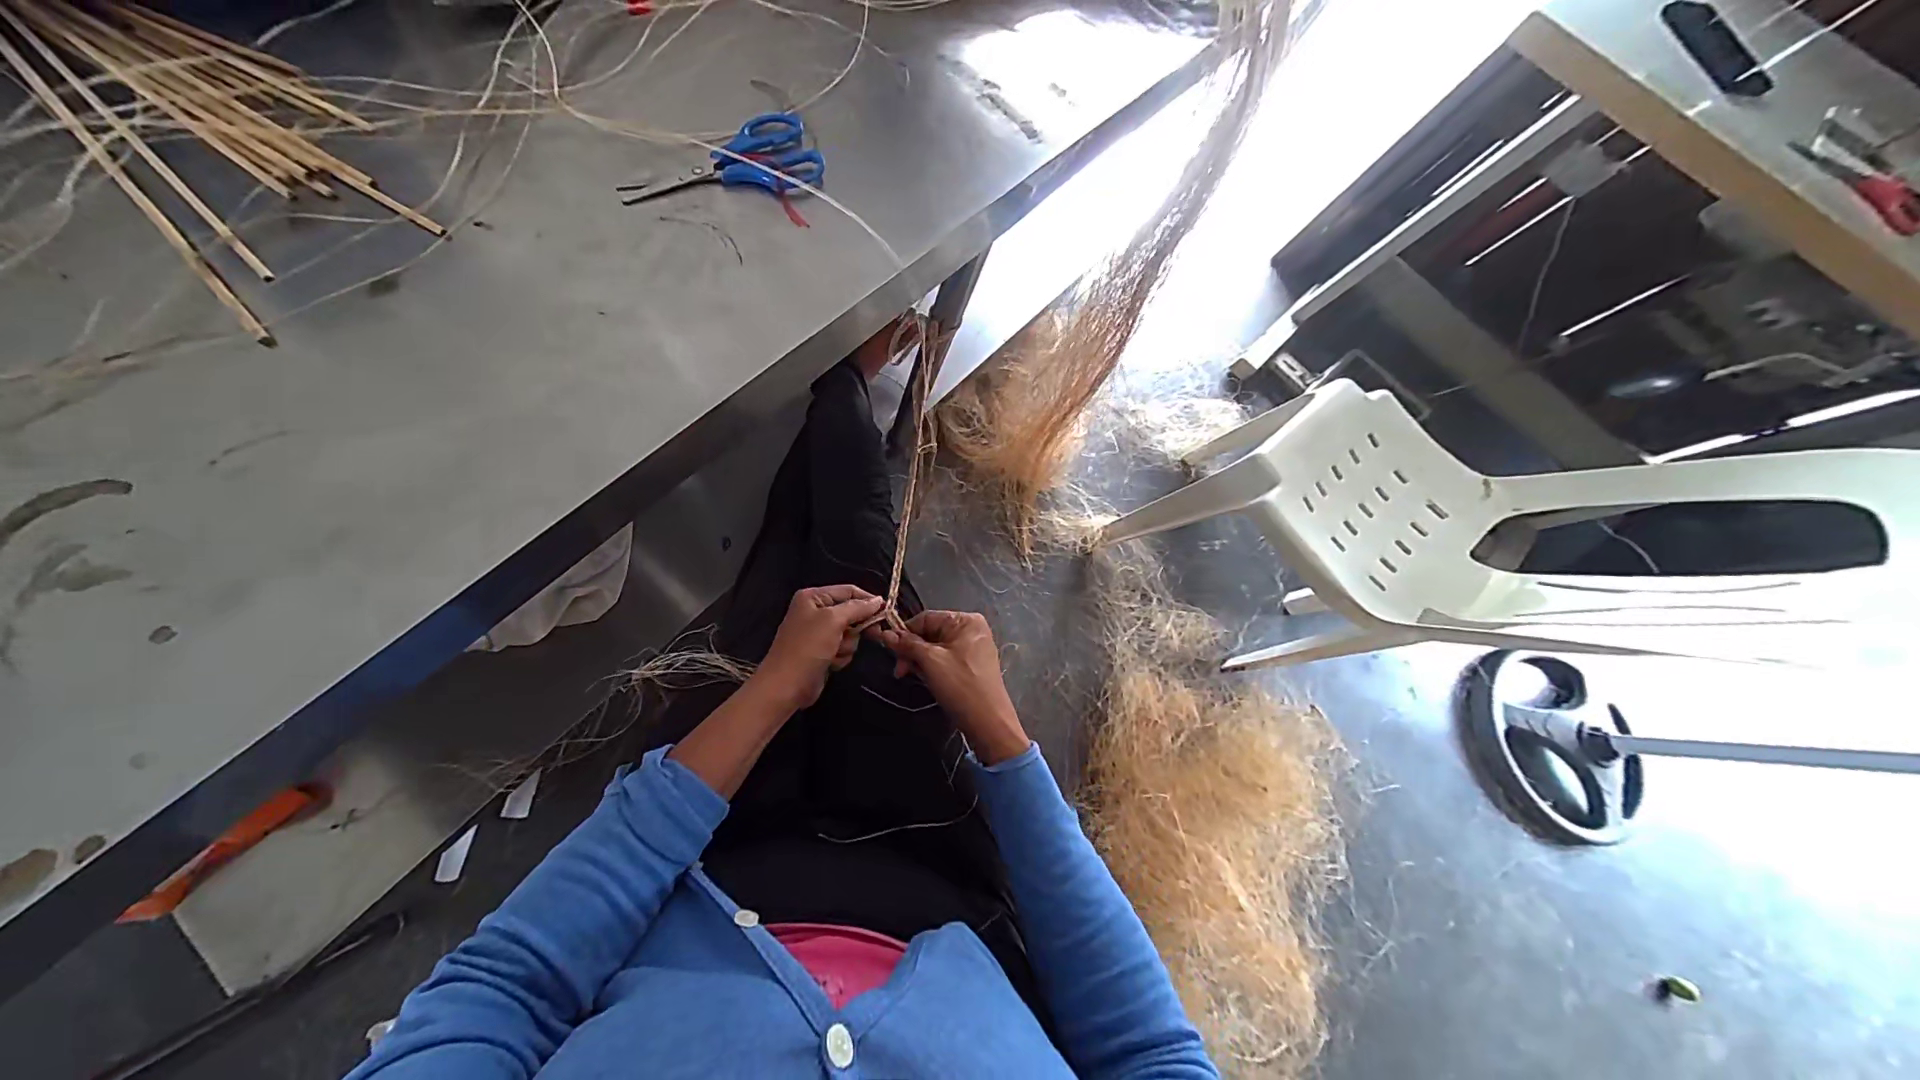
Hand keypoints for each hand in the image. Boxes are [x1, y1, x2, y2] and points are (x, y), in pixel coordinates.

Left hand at [753, 585, 886, 709]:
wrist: (787, 685)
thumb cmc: (807, 647)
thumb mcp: (833, 621)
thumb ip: (858, 608)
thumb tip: (878, 600)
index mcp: (813, 597)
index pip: (849, 591)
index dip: (868, 600)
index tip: (887, 611)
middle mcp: (815, 612)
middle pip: (851, 612)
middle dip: (856, 627)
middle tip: (874, 634)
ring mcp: (818, 633)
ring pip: (850, 633)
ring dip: (847, 644)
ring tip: (835, 653)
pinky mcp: (822, 652)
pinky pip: (843, 648)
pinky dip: (841, 656)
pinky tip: (831, 663)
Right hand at [872, 610, 1029, 763]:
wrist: (988, 723)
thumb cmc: (960, 686)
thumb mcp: (930, 661)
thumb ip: (907, 644)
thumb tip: (885, 633)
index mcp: (966, 620)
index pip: (925, 618)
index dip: (905, 633)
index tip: (890, 651)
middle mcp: (972, 630)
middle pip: (930, 633)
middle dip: (912, 651)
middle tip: (901, 671)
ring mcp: (973, 649)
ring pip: (935, 649)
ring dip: (920, 662)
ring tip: (915, 677)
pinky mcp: (971, 666)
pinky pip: (945, 660)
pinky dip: (932, 669)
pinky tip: (928, 681)